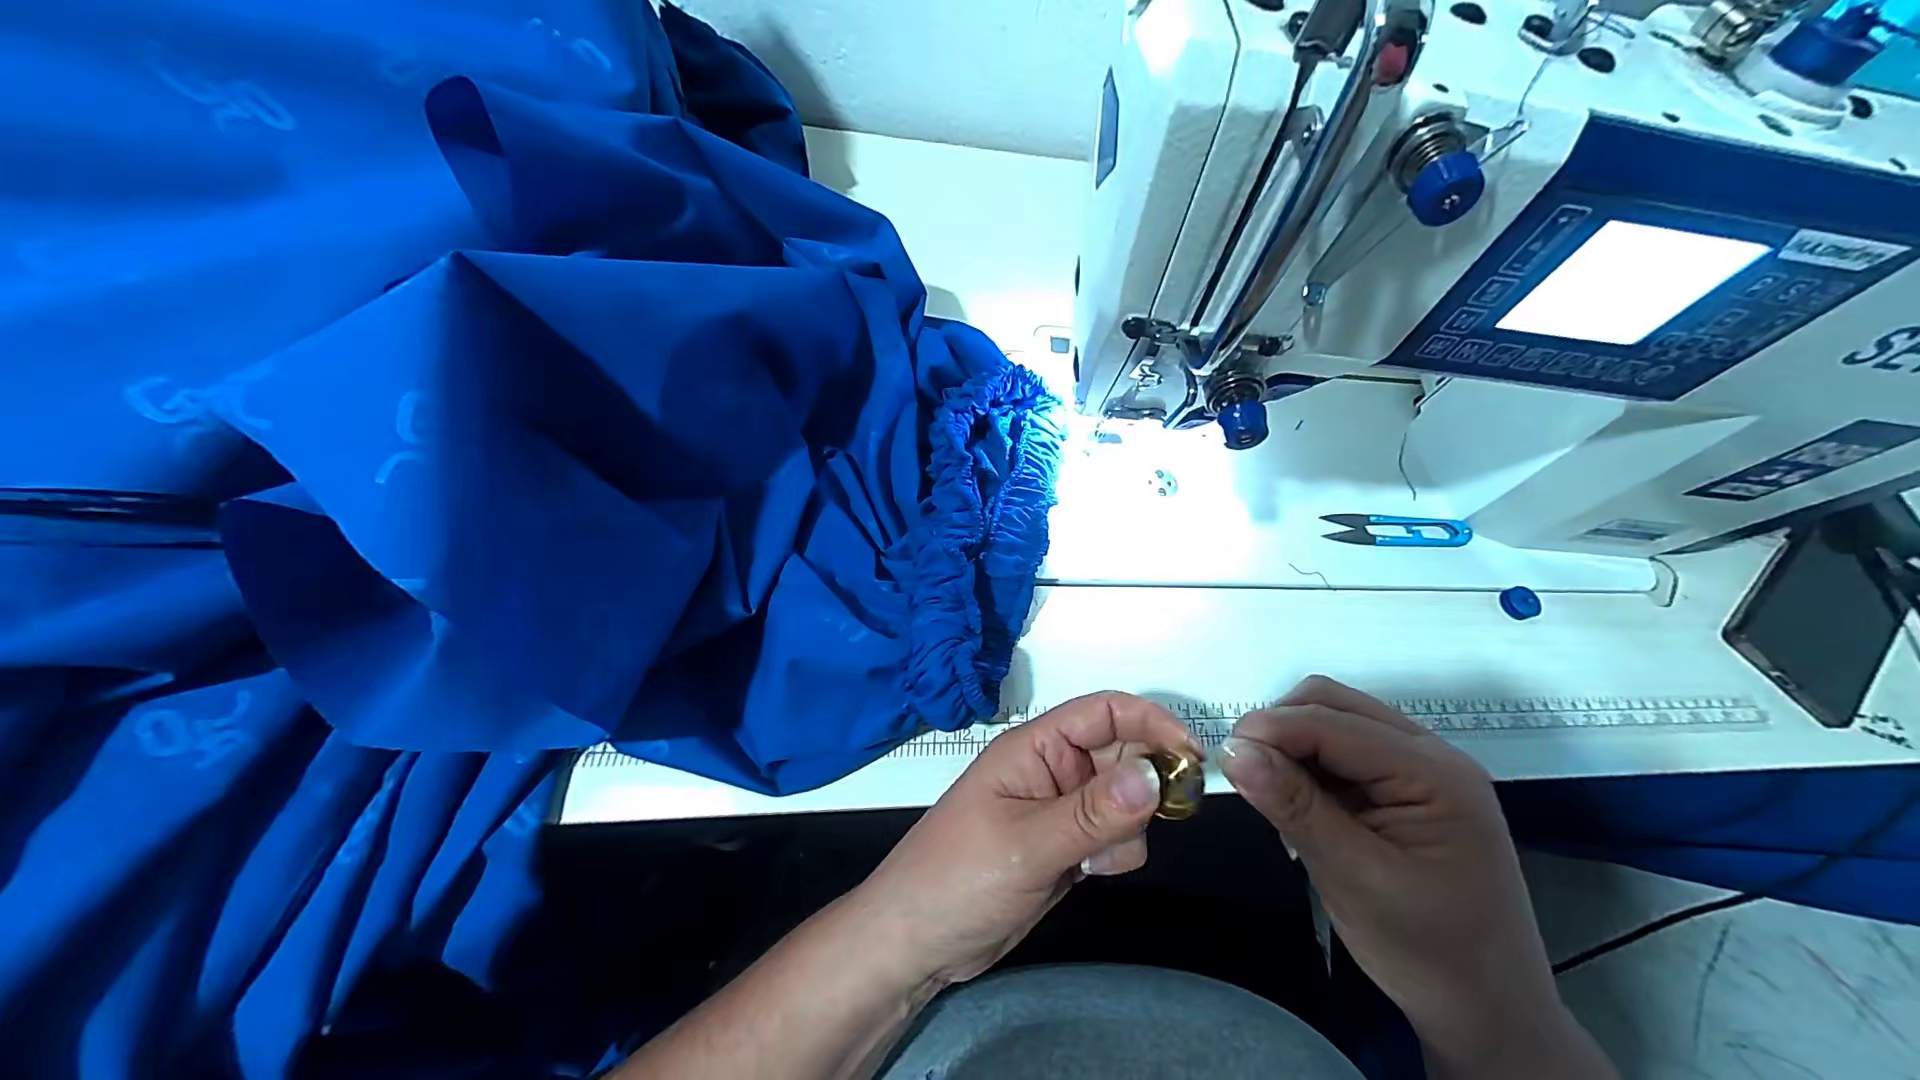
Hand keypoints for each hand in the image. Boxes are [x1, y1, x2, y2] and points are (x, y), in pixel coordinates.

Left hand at [846, 691, 1198, 987]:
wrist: (917, 943)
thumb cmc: (957, 879)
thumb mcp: (1027, 845)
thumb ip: (1093, 813)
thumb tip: (1155, 775)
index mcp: (1033, 747)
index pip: (1103, 711)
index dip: (1151, 722)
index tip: (1193, 758)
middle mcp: (1050, 768)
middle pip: (1121, 751)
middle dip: (1146, 780)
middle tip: (1165, 817)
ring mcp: (1058, 808)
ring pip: (1123, 797)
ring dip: (1128, 825)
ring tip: (1096, 859)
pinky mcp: (1064, 843)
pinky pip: (1112, 833)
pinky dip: (1116, 850)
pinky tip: (1088, 873)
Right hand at [1218, 677, 1583, 1070]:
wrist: (1487, 1013)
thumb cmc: (1427, 951)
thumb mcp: (1353, 878)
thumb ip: (1293, 806)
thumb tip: (1232, 750)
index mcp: (1435, 774)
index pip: (1333, 722)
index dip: (1271, 728)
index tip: (1223, 756)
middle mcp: (1430, 754)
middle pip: (1332, 704)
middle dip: (1279, 727)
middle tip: (1245, 771)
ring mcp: (1418, 768)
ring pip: (1332, 719)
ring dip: (1290, 743)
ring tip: (1270, 790)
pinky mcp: (1401, 786)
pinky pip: (1339, 749)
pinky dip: (1305, 761)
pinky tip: (1296, 799)